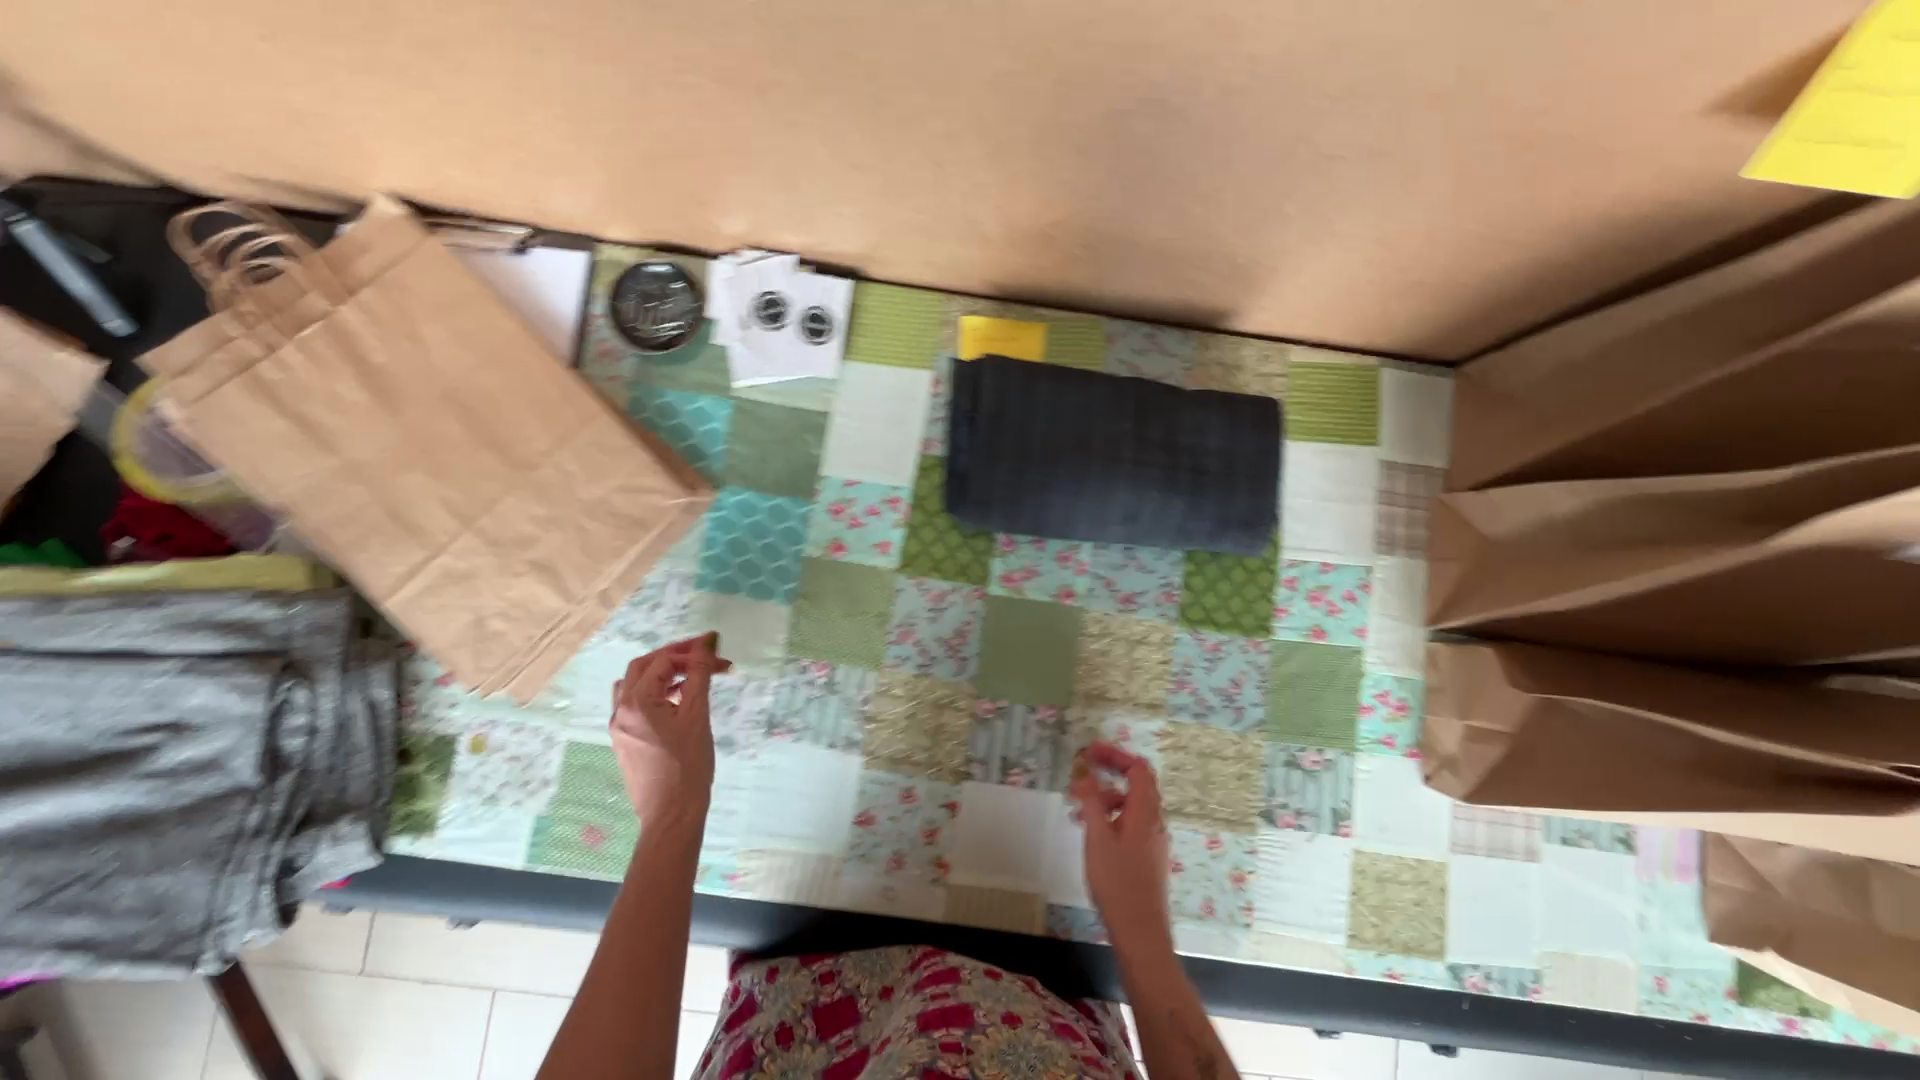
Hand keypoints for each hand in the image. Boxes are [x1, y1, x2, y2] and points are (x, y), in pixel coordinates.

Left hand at [609, 634, 731, 825]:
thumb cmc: (688, 765)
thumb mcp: (698, 716)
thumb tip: (707, 643)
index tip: (719, 652)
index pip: (663, 661)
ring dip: (662, 673)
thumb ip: (700, 675)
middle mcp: (620, 711)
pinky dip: (657, 693)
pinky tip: (679, 701)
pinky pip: (637, 705)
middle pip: (643, 667)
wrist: (672, 815)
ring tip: (692, 676)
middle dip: (674, 656)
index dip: (692, 652)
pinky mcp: (626, 741)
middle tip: (704, 654)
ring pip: (635, 685)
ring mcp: (620, 728)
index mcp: (636, 702)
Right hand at [1069, 741, 1173, 949]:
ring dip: (1105, 799)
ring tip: (1076, 810)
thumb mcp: (1098, 838)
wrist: (1141, 931)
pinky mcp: (1148, 856)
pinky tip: (1091, 833)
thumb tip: (1088, 773)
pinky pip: (1130, 824)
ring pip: (1131, 806)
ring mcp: (1153, 840)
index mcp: (1146, 812)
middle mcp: (1155, 821)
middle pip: (1137, 784)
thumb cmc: (1117, 883)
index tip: (1089, 752)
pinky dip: (1110, 817)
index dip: (1115, 755)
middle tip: (1080, 774)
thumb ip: (1093, 802)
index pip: (1138, 769)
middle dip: (1108, 774)